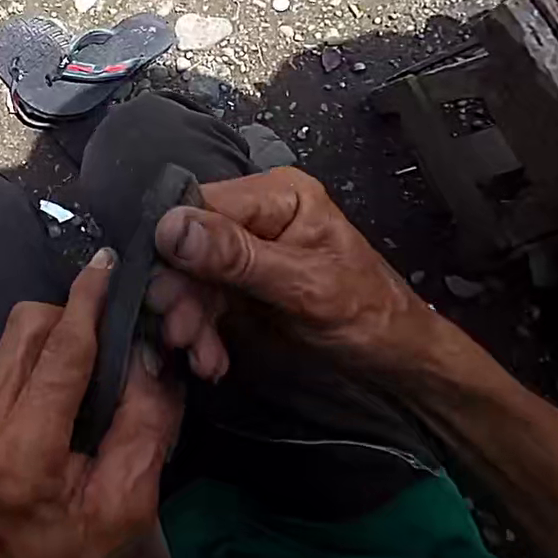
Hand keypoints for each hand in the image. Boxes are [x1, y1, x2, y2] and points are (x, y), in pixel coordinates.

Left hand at [0, 248, 183, 557]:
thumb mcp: (126, 508)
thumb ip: (145, 424)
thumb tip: (153, 355)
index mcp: (21, 448)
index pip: (60, 350)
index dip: (89, 300)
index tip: (110, 262)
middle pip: (28, 326)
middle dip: (76, 315)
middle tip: (118, 336)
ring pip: (15, 337)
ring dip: (60, 335)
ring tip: (99, 364)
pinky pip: (8, 361)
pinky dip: (44, 357)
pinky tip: (70, 389)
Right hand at [150, 167, 455, 377]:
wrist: (395, 361)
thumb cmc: (368, 316)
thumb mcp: (303, 286)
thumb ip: (237, 257)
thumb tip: (170, 227)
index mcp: (277, 196)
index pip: (203, 205)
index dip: (174, 245)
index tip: (161, 291)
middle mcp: (256, 215)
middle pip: (192, 244)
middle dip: (183, 292)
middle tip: (176, 332)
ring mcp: (246, 250)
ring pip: (193, 277)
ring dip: (190, 318)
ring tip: (197, 354)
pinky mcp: (241, 283)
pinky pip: (206, 300)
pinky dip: (203, 331)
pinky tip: (210, 358)